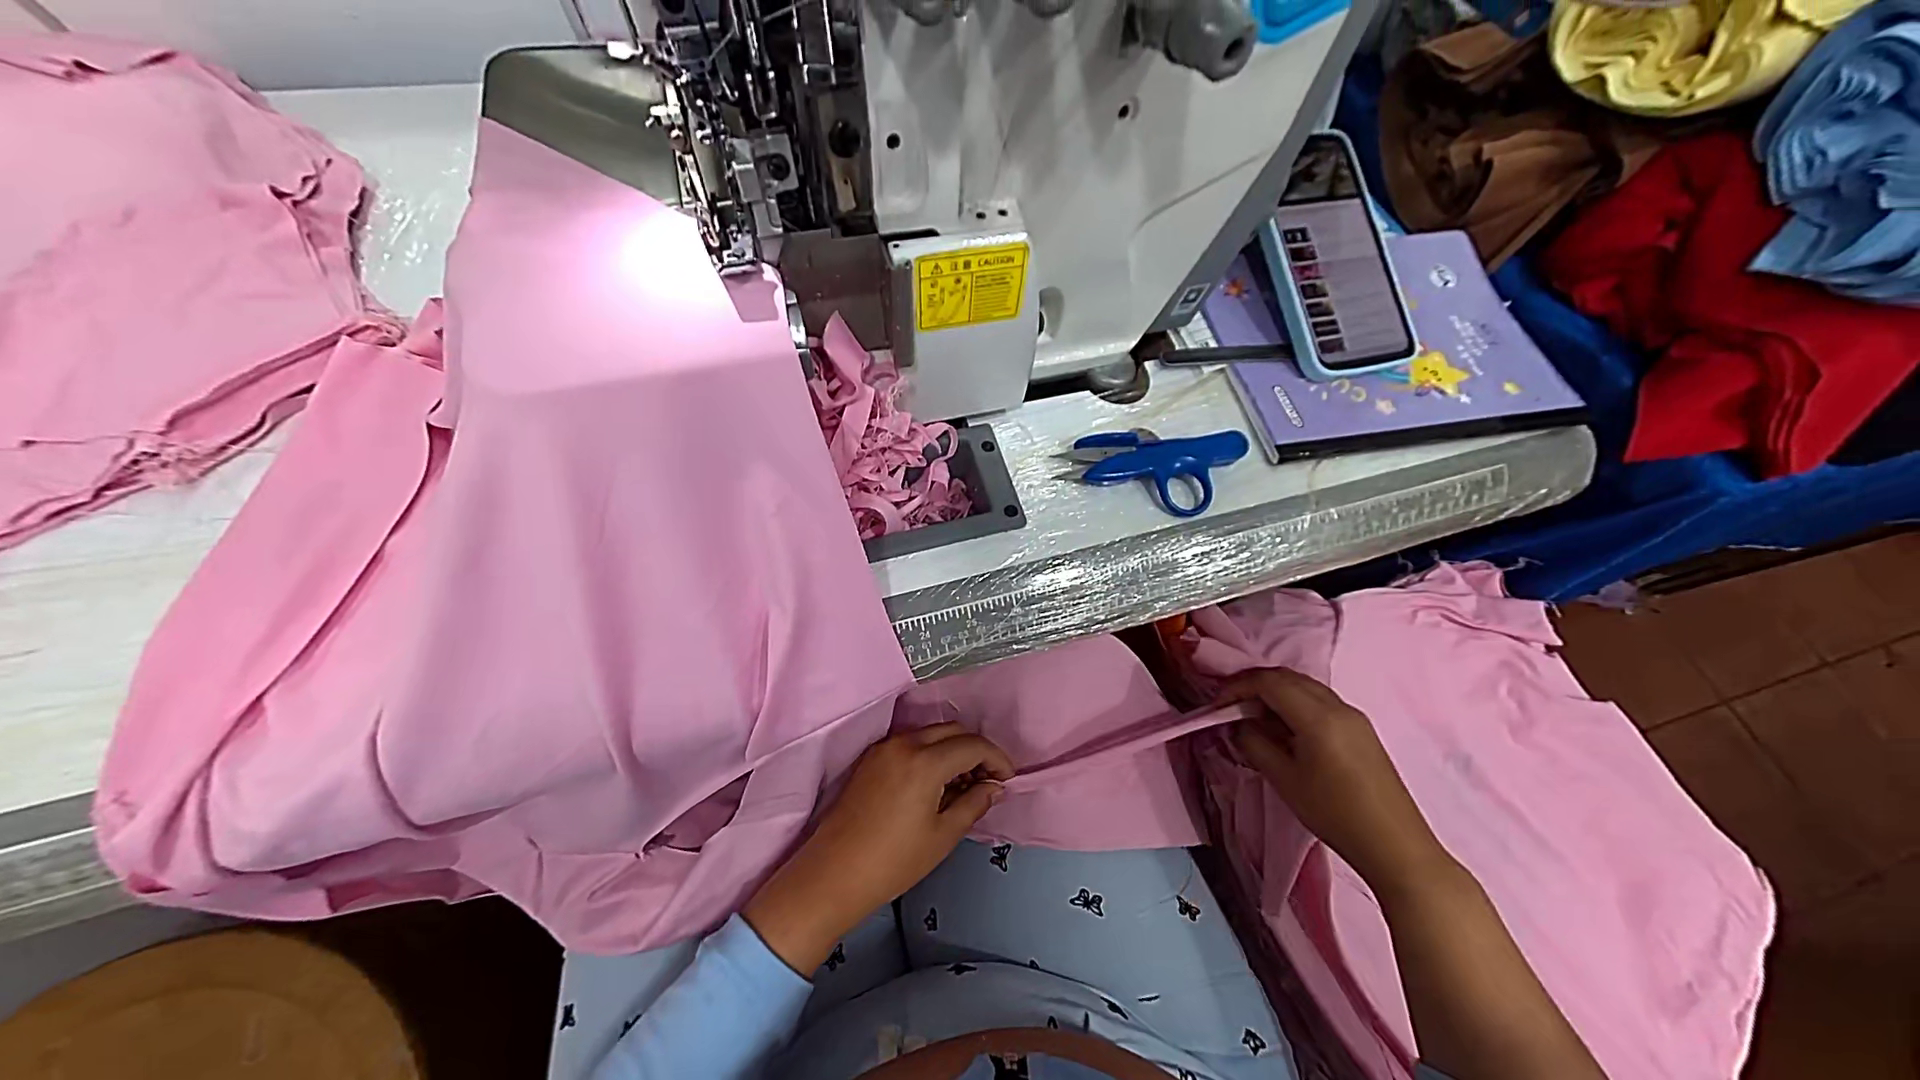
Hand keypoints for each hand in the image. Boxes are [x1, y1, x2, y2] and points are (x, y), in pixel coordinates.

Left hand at [744, 723, 1013, 973]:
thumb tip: (994, 787)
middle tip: (987, 781)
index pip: (973, 744)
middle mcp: (904, 744)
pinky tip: (935, 784)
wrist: (833, 874)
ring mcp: (883, 748)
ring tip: (963, 786)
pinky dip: (930, 753)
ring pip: (931, 734)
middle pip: (952, 730)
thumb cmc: (893, 862)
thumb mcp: (943, 835)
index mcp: (924, 761)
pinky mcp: (870, 758)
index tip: (1007, 779)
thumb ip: (974, 803)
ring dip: (953, 750)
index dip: (997, 759)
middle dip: (976, 750)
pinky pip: (910, 743)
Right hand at [1219, 668, 1453, 895]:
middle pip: (1287, 677)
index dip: (1237, 687)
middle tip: (1230, 707)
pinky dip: (1293, 704)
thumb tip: (1239, 725)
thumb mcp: (1284, 779)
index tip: (1217, 705)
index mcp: (1318, 716)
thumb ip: (1254, 743)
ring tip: (1253, 718)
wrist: (1395, 846)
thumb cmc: (1334, 813)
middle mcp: (1338, 706)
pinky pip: (1319, 701)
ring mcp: (1353, 716)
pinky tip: (1284, 729)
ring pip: (1304, 687)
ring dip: (1274, 693)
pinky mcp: (1361, 729)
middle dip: (1253, 685)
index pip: (1268, 681)